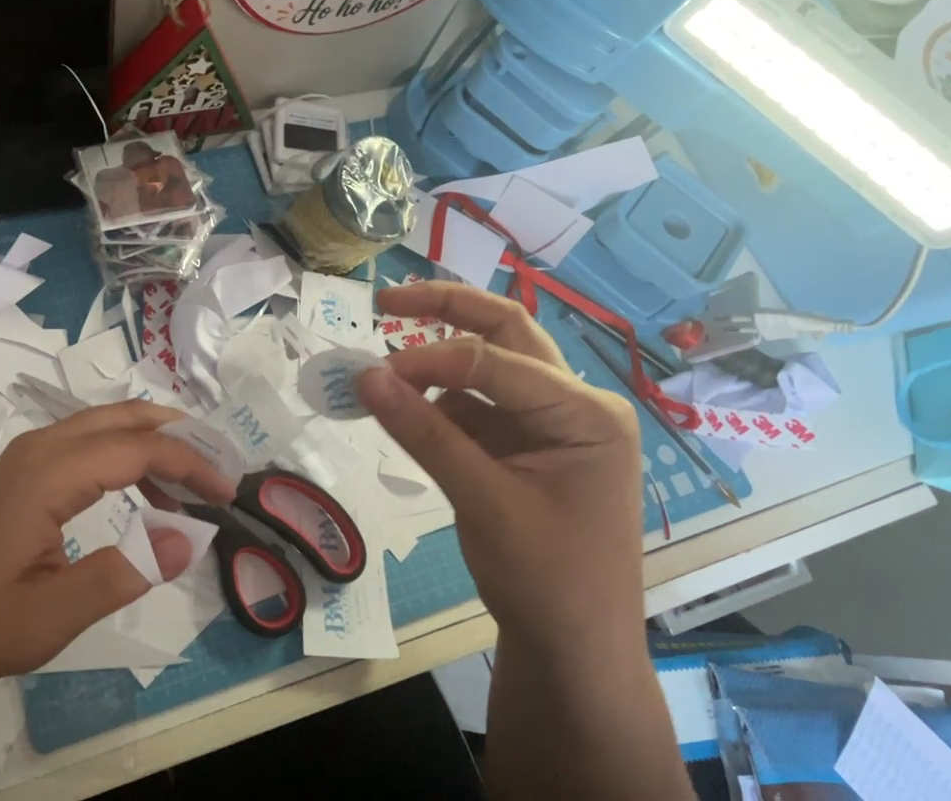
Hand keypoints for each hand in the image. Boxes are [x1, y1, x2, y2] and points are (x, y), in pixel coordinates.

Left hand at [0, 402, 236, 684]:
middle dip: (179, 437)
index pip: (137, 450)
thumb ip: (122, 574)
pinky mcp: (23, 469)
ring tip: (194, 488)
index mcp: (48, 475)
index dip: (190, 465)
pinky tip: (145, 498)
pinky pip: (87, 442)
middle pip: (124, 418)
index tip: (228, 492)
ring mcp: (28, 455)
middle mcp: (40, 449)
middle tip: (222, 469)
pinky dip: (126, 457)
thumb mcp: (54, 615)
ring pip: (106, 424)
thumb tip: (189, 538)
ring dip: (154, 445)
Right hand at [356, 282, 643, 649]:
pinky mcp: (529, 447)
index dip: (427, 360)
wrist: (575, 649)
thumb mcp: (481, 500)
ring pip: (492, 367)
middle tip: (385, 301)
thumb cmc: (545, 577)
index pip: (496, 360)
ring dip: (439, 365)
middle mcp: (577, 405)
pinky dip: (442, 405)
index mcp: (586, 413)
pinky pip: (481, 407)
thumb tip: (363, 375)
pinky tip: (408, 416)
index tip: (370, 375)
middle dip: (446, 312)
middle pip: (507, 334)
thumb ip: (423, 432)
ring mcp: (554, 425)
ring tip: (383, 374)